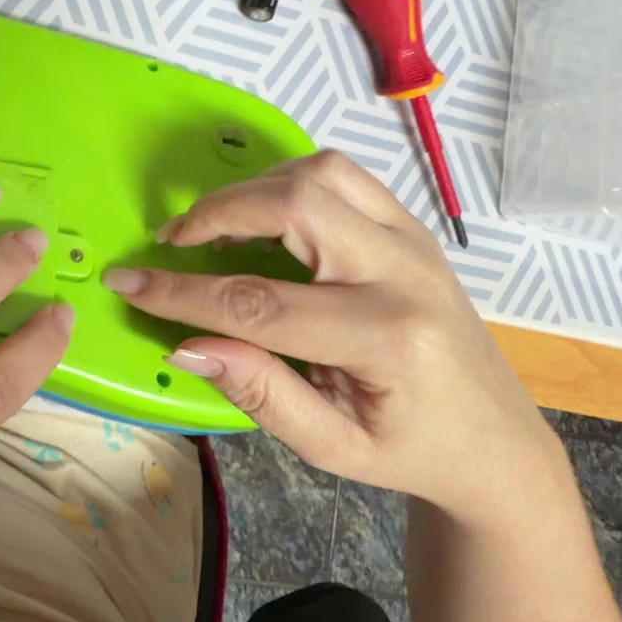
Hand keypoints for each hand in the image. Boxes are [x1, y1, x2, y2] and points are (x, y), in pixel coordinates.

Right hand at [100, 151, 562, 521]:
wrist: (495, 439)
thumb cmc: (410, 449)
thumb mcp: (331, 446)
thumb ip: (259, 393)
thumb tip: (187, 343)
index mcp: (386, 340)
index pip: (260, 303)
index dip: (181, 292)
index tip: (126, 281)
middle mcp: (405, 272)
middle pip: (296, 204)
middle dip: (217, 213)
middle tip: (173, 240)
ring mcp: (414, 240)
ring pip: (321, 172)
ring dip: (254, 188)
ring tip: (216, 226)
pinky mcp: (411, 227)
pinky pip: (342, 175)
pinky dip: (287, 182)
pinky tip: (263, 215)